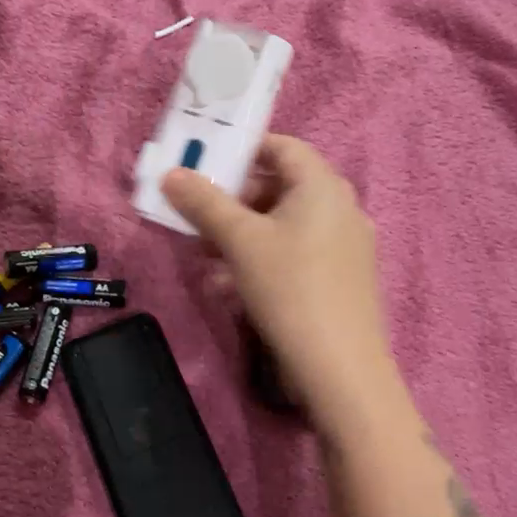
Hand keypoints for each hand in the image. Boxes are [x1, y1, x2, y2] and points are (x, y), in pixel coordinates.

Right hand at [161, 135, 391, 426]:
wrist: (341, 370)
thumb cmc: (290, 288)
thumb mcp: (239, 241)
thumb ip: (203, 203)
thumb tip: (172, 173)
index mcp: (322, 186)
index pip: (282, 146)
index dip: (242, 149)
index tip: (205, 164)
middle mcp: (340, 208)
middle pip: (279, 186)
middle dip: (232, 199)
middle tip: (197, 214)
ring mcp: (344, 246)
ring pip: (282, 224)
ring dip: (240, 233)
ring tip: (205, 256)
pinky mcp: (341, 279)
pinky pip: (295, 252)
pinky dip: (261, 258)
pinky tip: (230, 287)